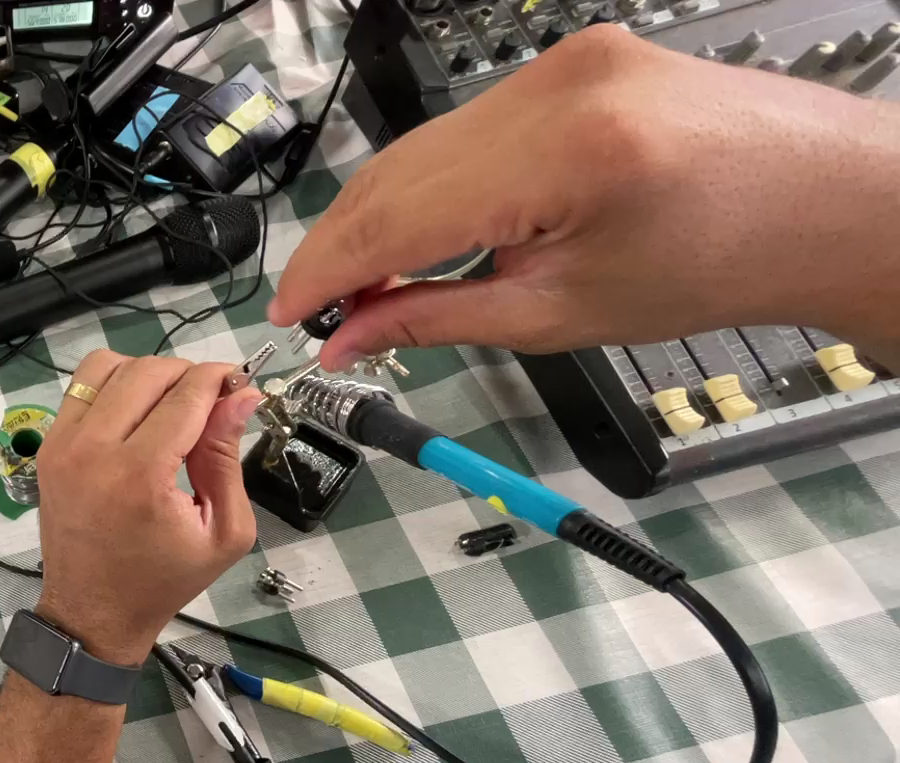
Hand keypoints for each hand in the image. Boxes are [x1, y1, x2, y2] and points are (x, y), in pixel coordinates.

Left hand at [32, 350, 261, 665]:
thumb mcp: (222, 533)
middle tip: (209, 402)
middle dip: (188, 374)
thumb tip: (242, 395)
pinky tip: (133, 414)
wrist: (92, 611)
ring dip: (147, 374)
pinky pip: (80, 388)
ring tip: (169, 405)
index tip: (239, 387)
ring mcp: (61, 446)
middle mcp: (93, 451)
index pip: (186, 395)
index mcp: (139, 476)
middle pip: (147, 372)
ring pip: (107, 367)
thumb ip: (228, 458)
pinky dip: (111, 386)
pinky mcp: (47, 448)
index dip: (220, 380)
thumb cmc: (162, 581)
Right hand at [271, 25, 899, 368]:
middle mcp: (551, 87)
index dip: (326, 273)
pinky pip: (447, 139)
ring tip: (350, 288)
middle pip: (389, 177)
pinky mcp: (561, 66)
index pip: (394, 218)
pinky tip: (396, 240)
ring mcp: (556, 65)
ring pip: (408, 155)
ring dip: (364, 225)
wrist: (833, 202)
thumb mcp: (548, 315)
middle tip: (310, 311)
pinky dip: (408, 195)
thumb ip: (426, 320)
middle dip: (335, 251)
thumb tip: (337, 342)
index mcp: (562, 154)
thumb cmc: (705, 270)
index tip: (283, 316)